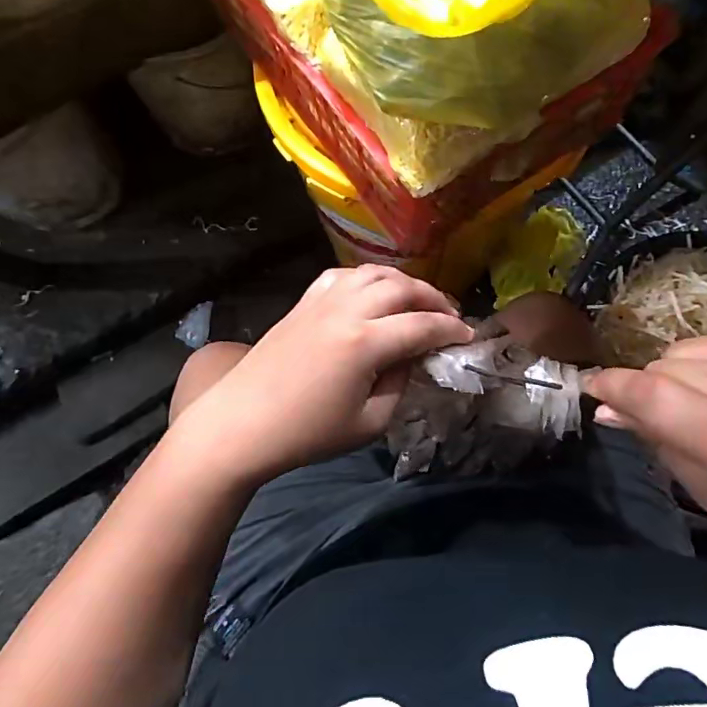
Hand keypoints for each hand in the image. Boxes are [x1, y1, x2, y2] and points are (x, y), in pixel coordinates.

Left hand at [170, 266, 472, 479]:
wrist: (239, 426)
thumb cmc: (306, 434)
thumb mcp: (369, 423)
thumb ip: (400, 385)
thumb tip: (411, 358)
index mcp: (365, 343)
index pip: (422, 325)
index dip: (451, 330)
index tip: (468, 337)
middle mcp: (346, 311)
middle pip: (402, 288)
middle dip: (434, 298)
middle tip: (449, 316)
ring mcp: (321, 302)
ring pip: (373, 273)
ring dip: (403, 282)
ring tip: (417, 300)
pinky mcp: (302, 303)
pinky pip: (342, 276)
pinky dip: (367, 278)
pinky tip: (373, 293)